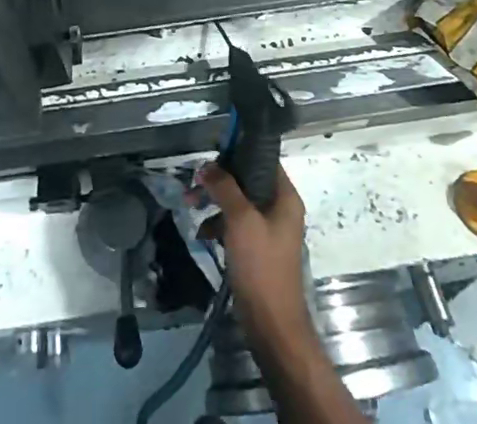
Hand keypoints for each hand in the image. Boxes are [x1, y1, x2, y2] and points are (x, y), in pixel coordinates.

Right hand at [196, 163, 309, 339]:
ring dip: (215, 203)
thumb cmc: (260, 265)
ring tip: (190, 206)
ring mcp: (269, 230)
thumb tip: (208, 165)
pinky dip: (219, 225)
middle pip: (248, 182)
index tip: (212, 155)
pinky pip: (236, 226)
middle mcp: (280, 209)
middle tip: (194, 184)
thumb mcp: (241, 220)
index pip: (264, 161)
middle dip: (220, 182)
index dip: (239, 154)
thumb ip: (225, 188)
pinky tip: (202, 234)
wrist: (271, 322)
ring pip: (239, 204)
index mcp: (285, 197)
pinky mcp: (257, 249)